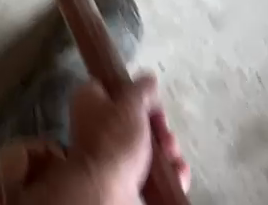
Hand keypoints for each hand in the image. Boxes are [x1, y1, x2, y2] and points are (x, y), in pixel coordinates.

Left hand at [66, 74, 189, 202]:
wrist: (105, 189)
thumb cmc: (114, 139)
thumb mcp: (131, 105)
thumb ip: (142, 90)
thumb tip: (149, 78)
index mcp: (89, 99)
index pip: (114, 87)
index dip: (137, 94)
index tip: (154, 104)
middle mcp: (96, 123)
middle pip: (135, 118)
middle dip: (159, 128)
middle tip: (167, 136)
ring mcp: (109, 152)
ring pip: (145, 145)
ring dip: (167, 150)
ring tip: (174, 157)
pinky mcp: (122, 176)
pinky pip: (149, 169)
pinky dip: (166, 171)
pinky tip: (178, 173)